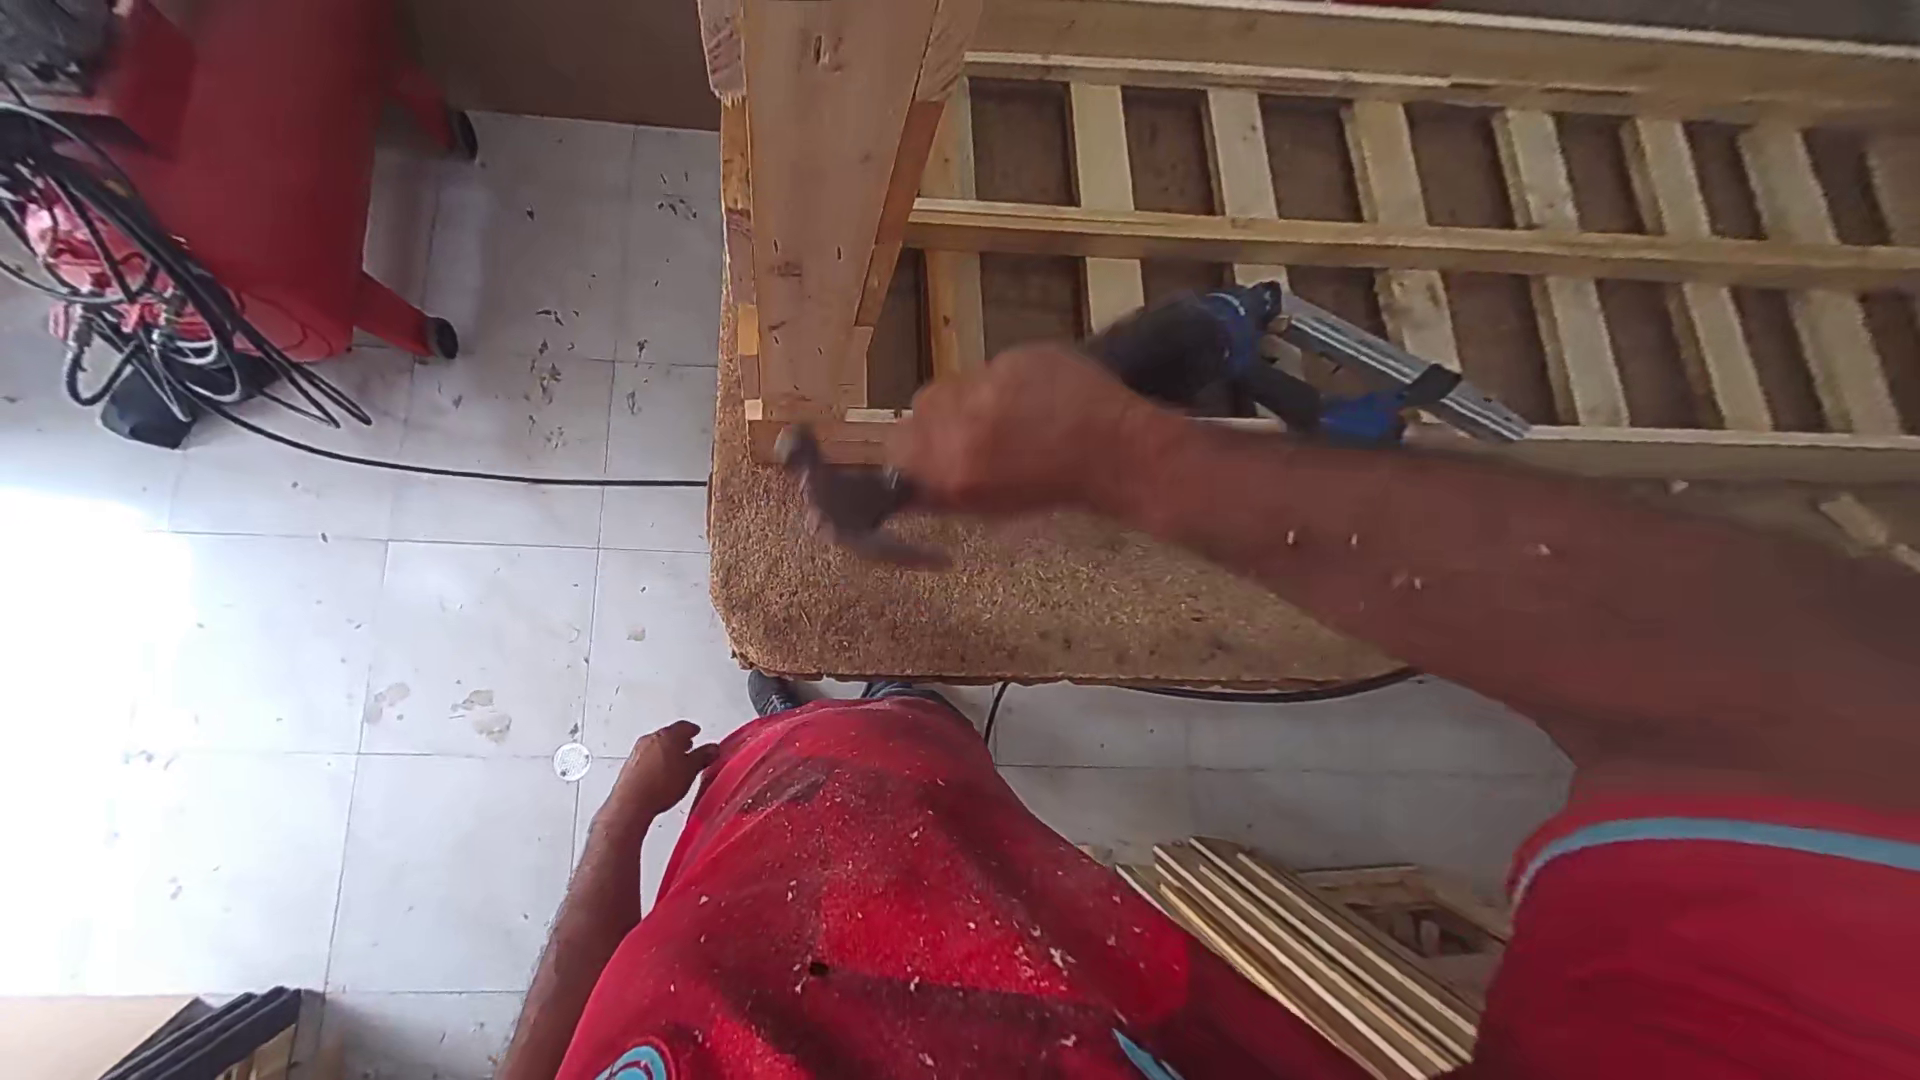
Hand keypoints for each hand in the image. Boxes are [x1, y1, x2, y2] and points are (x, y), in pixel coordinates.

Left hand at [601, 720, 720, 823]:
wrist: (631, 804)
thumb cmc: (660, 784)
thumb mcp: (691, 770)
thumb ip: (703, 756)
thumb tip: (712, 749)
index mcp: (669, 735)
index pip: (684, 726)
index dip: (692, 729)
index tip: (696, 732)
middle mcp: (651, 739)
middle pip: (669, 735)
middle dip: (679, 741)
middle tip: (688, 747)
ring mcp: (638, 752)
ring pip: (656, 746)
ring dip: (666, 752)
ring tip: (675, 765)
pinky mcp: (629, 766)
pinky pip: (645, 758)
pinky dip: (654, 762)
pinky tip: (659, 776)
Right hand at [888, 343, 1173, 514]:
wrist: (1114, 453)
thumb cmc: (1051, 489)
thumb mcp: (990, 507)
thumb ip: (942, 492)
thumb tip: (908, 485)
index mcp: (956, 468)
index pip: (898, 445)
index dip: (912, 447)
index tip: (927, 449)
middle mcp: (965, 422)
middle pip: (922, 405)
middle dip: (939, 416)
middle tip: (970, 426)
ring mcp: (992, 383)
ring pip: (956, 382)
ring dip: (972, 396)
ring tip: (1008, 411)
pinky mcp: (1017, 356)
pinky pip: (992, 366)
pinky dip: (1004, 380)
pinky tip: (1033, 396)